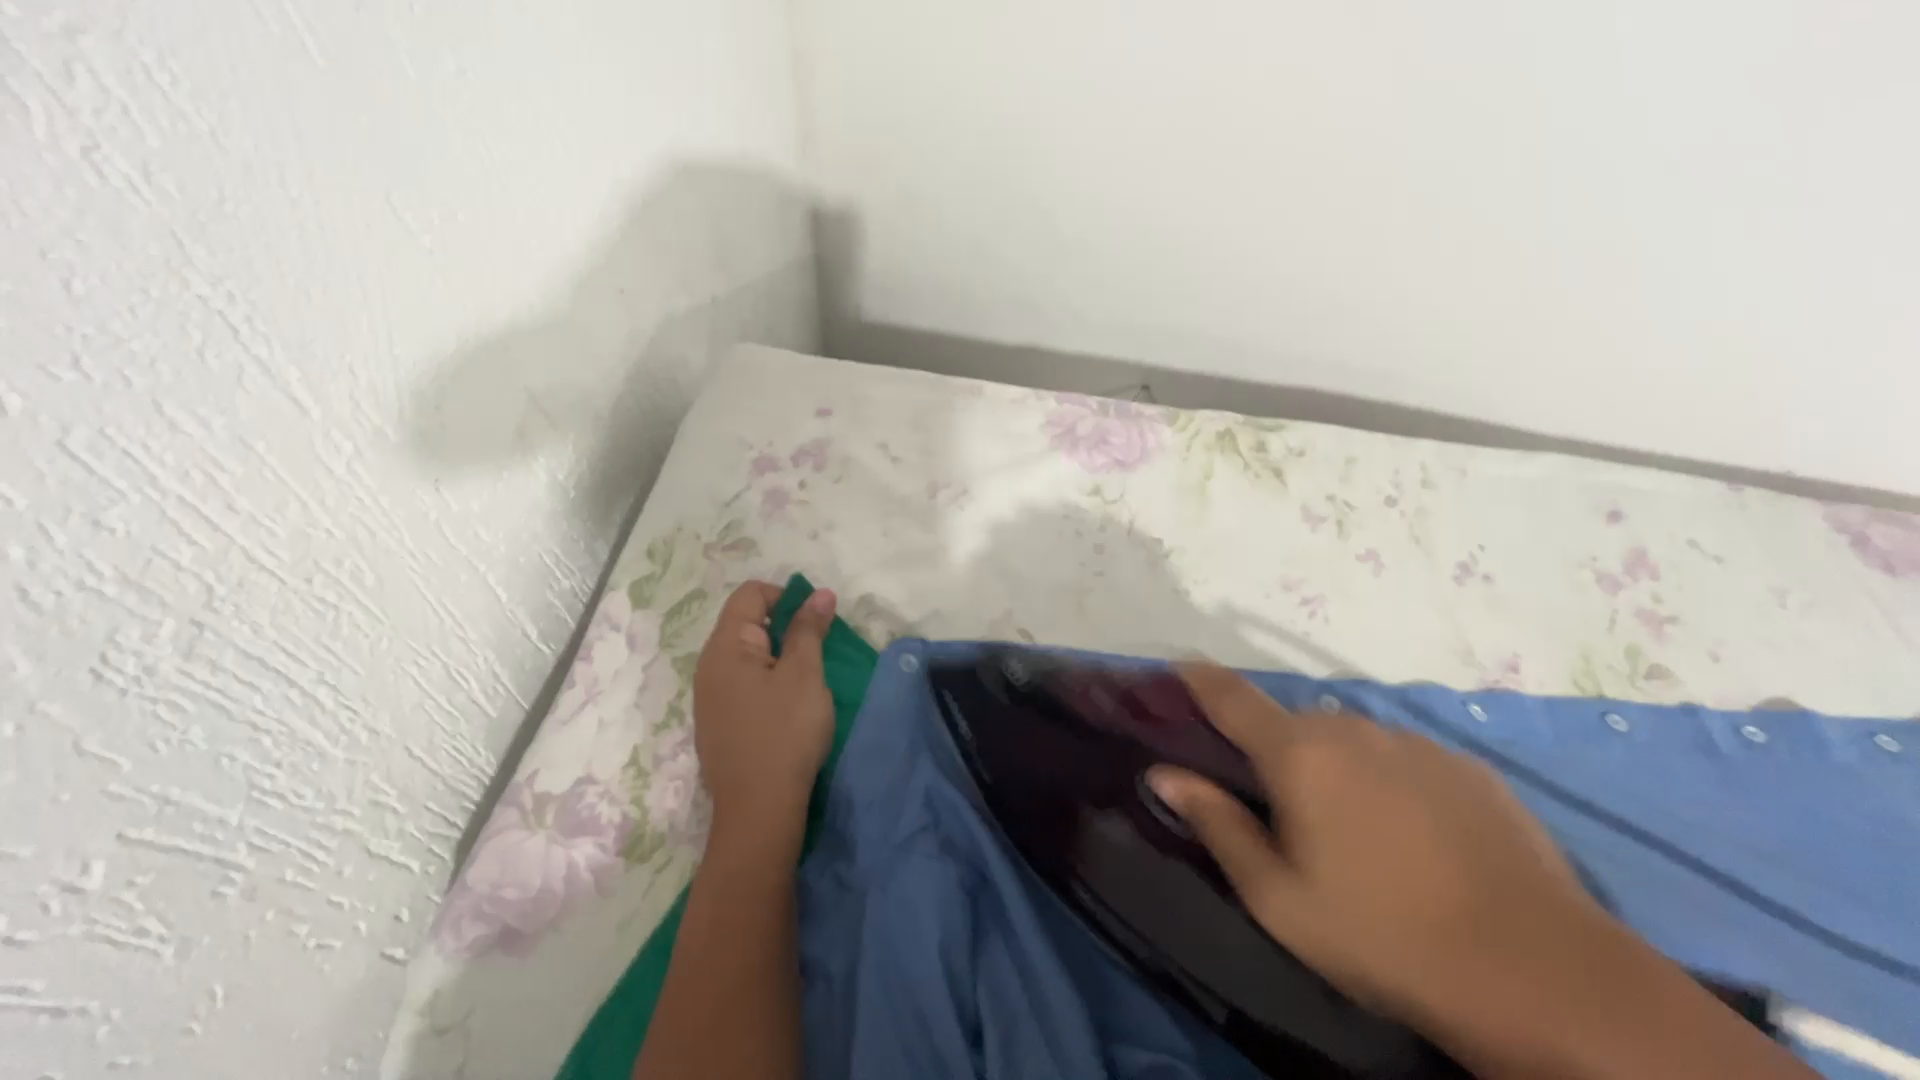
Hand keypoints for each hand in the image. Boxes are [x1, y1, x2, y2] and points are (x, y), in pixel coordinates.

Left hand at [692, 581, 837, 843]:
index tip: (817, 623)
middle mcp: (708, 666)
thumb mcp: (805, 674)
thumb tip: (817, 593)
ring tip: (806, 684)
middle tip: (818, 655)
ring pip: (747, 658)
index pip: (750, 594)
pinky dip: (767, 684)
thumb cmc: (785, 732)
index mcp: (724, 646)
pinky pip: (743, 686)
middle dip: (786, 629)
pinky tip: (787, 711)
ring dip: (779, 659)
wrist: (758, 808)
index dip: (786, 597)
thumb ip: (809, 629)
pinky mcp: (717, 725)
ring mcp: (709, 698)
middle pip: (746, 623)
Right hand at [1148, 663, 1610, 1043]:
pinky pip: (1404, 761)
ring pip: (1353, 743)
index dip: (1198, 679)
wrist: (1533, 970)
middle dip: (1274, 751)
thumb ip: (1217, 824)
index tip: (1177, 667)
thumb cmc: (1379, 935)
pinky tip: (1409, 838)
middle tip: (1275, 808)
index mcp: (1300, 754)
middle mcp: (1356, 730)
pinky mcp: (1470, 769)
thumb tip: (1163, 774)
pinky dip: (1387, 783)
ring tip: (1350, 834)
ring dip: (1334, 769)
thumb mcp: (1276, 896)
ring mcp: (1419, 745)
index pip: (1232, 698)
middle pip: (1294, 726)